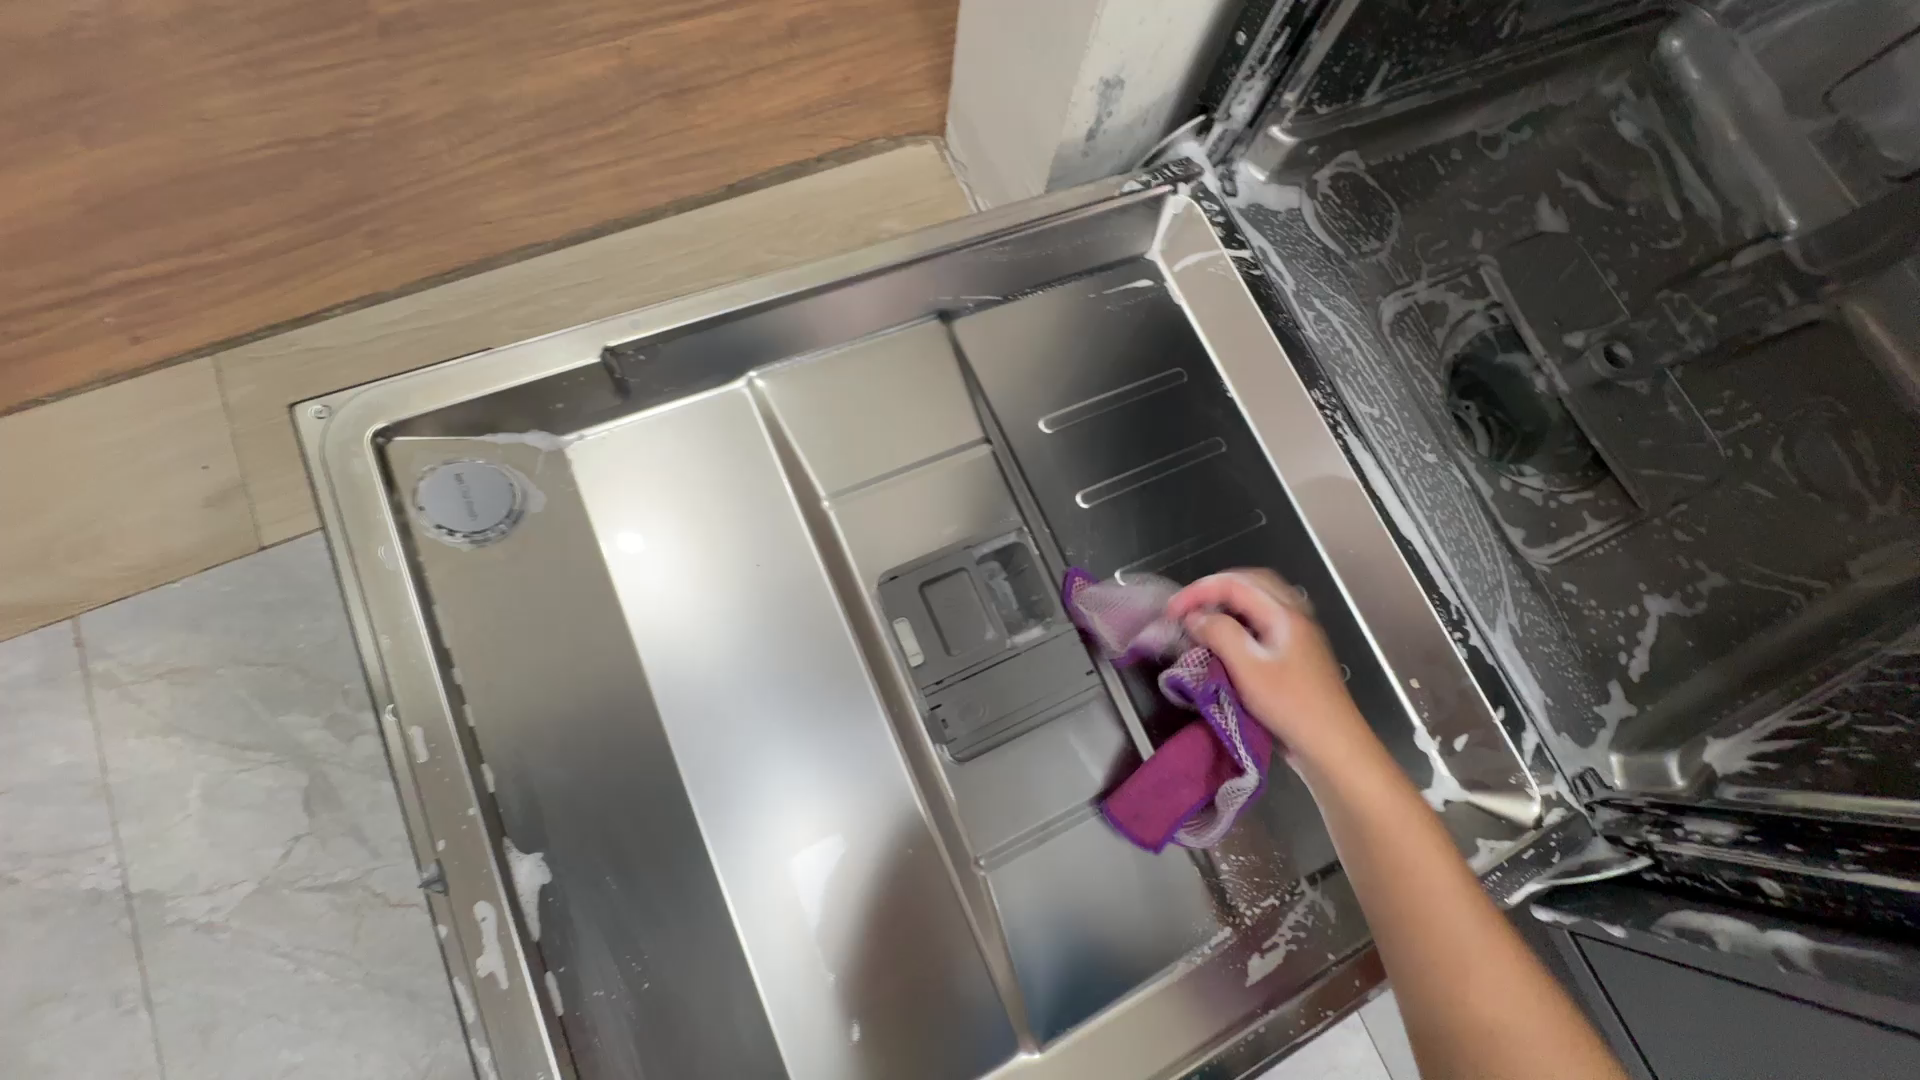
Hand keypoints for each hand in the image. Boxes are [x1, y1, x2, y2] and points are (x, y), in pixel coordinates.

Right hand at [1166, 569, 1375, 768]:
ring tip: (1205, 619)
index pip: (1235, 583)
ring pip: (1262, 600)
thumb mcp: (1247, 669)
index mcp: (1283, 614)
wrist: (1333, 744)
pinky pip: (1266, 620)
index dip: (1198, 591)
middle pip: (1253, 582)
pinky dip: (1242, 620)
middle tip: (1189, 606)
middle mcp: (1295, 615)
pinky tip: (1230, 639)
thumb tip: (1196, 617)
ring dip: (1230, 602)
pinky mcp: (1298, 652)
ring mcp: (1300, 633)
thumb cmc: (1289, 705)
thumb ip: (1220, 634)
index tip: (1171, 611)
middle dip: (1215, 588)